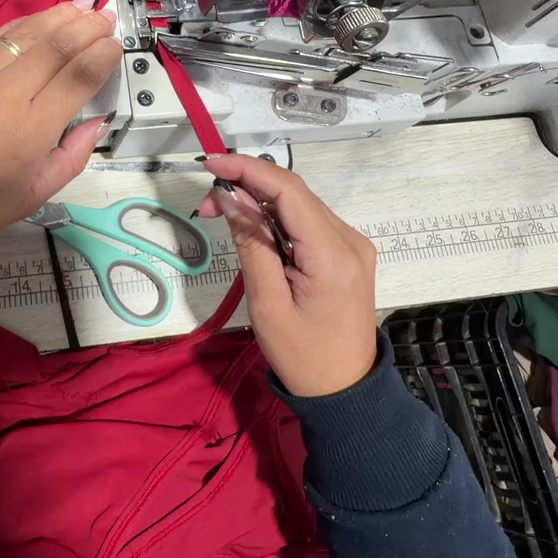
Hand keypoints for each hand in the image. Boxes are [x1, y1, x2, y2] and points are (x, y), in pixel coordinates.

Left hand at [0, 0, 123, 241]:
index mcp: (31, 128)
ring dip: (59, 16)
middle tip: (106, 17)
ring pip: (26, 33)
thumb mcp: (32, 196)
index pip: (79, 76)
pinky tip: (39, 17)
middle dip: (88, 27)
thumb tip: (95, 122)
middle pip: (57, 45)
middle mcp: (6, 92)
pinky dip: (23, 23)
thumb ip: (72, 157)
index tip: (116, 45)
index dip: (103, 55)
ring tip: (82, 5)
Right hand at [197, 154, 378, 396]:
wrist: (346, 393)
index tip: (211, 164)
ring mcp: (351, 244)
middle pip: (293, 193)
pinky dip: (275, 217)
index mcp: (332, 254)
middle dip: (246, 186)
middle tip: (206, 203)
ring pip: (298, 204)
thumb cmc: (302, 357)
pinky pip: (306, 221)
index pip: (288, 191)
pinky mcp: (346, 252)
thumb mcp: (267, 304)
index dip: (247, 169)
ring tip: (220, 214)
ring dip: (258, 201)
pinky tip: (251, 227)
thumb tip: (230, 197)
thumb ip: (251, 244)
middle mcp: (349, 239)